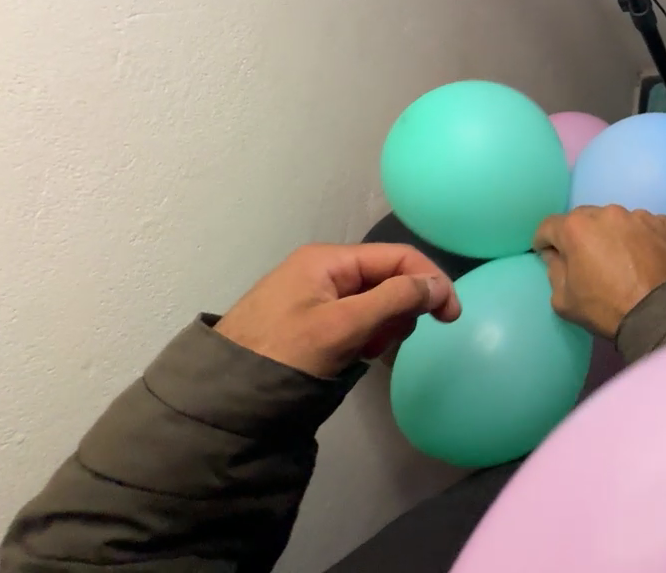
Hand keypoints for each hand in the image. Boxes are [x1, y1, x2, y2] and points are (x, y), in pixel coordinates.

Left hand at [214, 244, 460, 377]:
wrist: (215, 408)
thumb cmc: (281, 357)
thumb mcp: (344, 326)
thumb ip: (396, 299)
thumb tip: (438, 286)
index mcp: (328, 260)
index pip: (400, 257)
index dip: (432, 281)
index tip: (450, 316)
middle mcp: (323, 271)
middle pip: (389, 278)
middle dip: (401, 308)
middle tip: (392, 341)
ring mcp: (315, 297)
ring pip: (376, 301)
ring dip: (384, 325)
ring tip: (368, 351)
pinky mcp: (309, 322)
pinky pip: (356, 318)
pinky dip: (366, 335)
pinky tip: (355, 355)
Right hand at [534, 205, 665, 337]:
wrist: (660, 310)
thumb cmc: (606, 307)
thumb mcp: (563, 299)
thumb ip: (554, 270)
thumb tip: (555, 255)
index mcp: (577, 228)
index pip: (549, 226)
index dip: (544, 241)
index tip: (548, 254)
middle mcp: (608, 213)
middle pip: (583, 218)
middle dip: (578, 234)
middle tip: (583, 257)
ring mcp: (639, 215)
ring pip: (615, 220)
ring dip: (611, 234)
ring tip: (618, 258)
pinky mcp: (663, 222)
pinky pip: (642, 225)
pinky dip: (638, 237)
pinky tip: (642, 257)